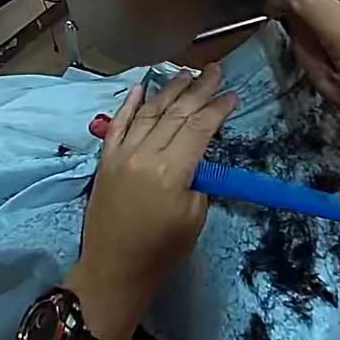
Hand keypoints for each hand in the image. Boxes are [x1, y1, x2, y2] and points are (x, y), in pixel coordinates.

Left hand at [69, 66, 236, 339]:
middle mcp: (145, 154)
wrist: (113, 270)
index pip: (199, 128)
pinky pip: (118, 124)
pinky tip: (141, 87)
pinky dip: (129, 104)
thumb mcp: (194, 217)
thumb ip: (197, 178)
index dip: (218, 109)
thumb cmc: (161, 250)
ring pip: (149, 112)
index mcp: (171, 171)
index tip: (233, 94)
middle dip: (199, 89)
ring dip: (170, 90)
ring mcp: (121, 154)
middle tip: (216, 69)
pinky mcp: (106, 159)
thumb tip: (196, 154)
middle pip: (177, 113)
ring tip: (187, 72)